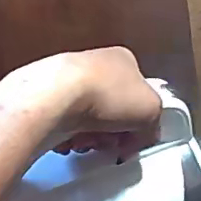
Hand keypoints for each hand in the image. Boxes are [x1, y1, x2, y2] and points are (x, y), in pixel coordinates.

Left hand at [2, 47, 161, 161]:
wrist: (55, 99)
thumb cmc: (103, 92)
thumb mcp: (152, 108)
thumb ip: (154, 122)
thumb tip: (143, 135)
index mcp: (121, 60)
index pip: (137, 95)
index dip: (138, 121)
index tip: (135, 138)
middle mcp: (93, 67)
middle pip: (111, 113)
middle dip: (112, 134)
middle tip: (110, 141)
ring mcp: (66, 84)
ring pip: (86, 124)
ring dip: (90, 139)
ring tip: (87, 140)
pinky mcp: (45, 103)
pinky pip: (62, 130)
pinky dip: (67, 139)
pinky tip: (68, 139)